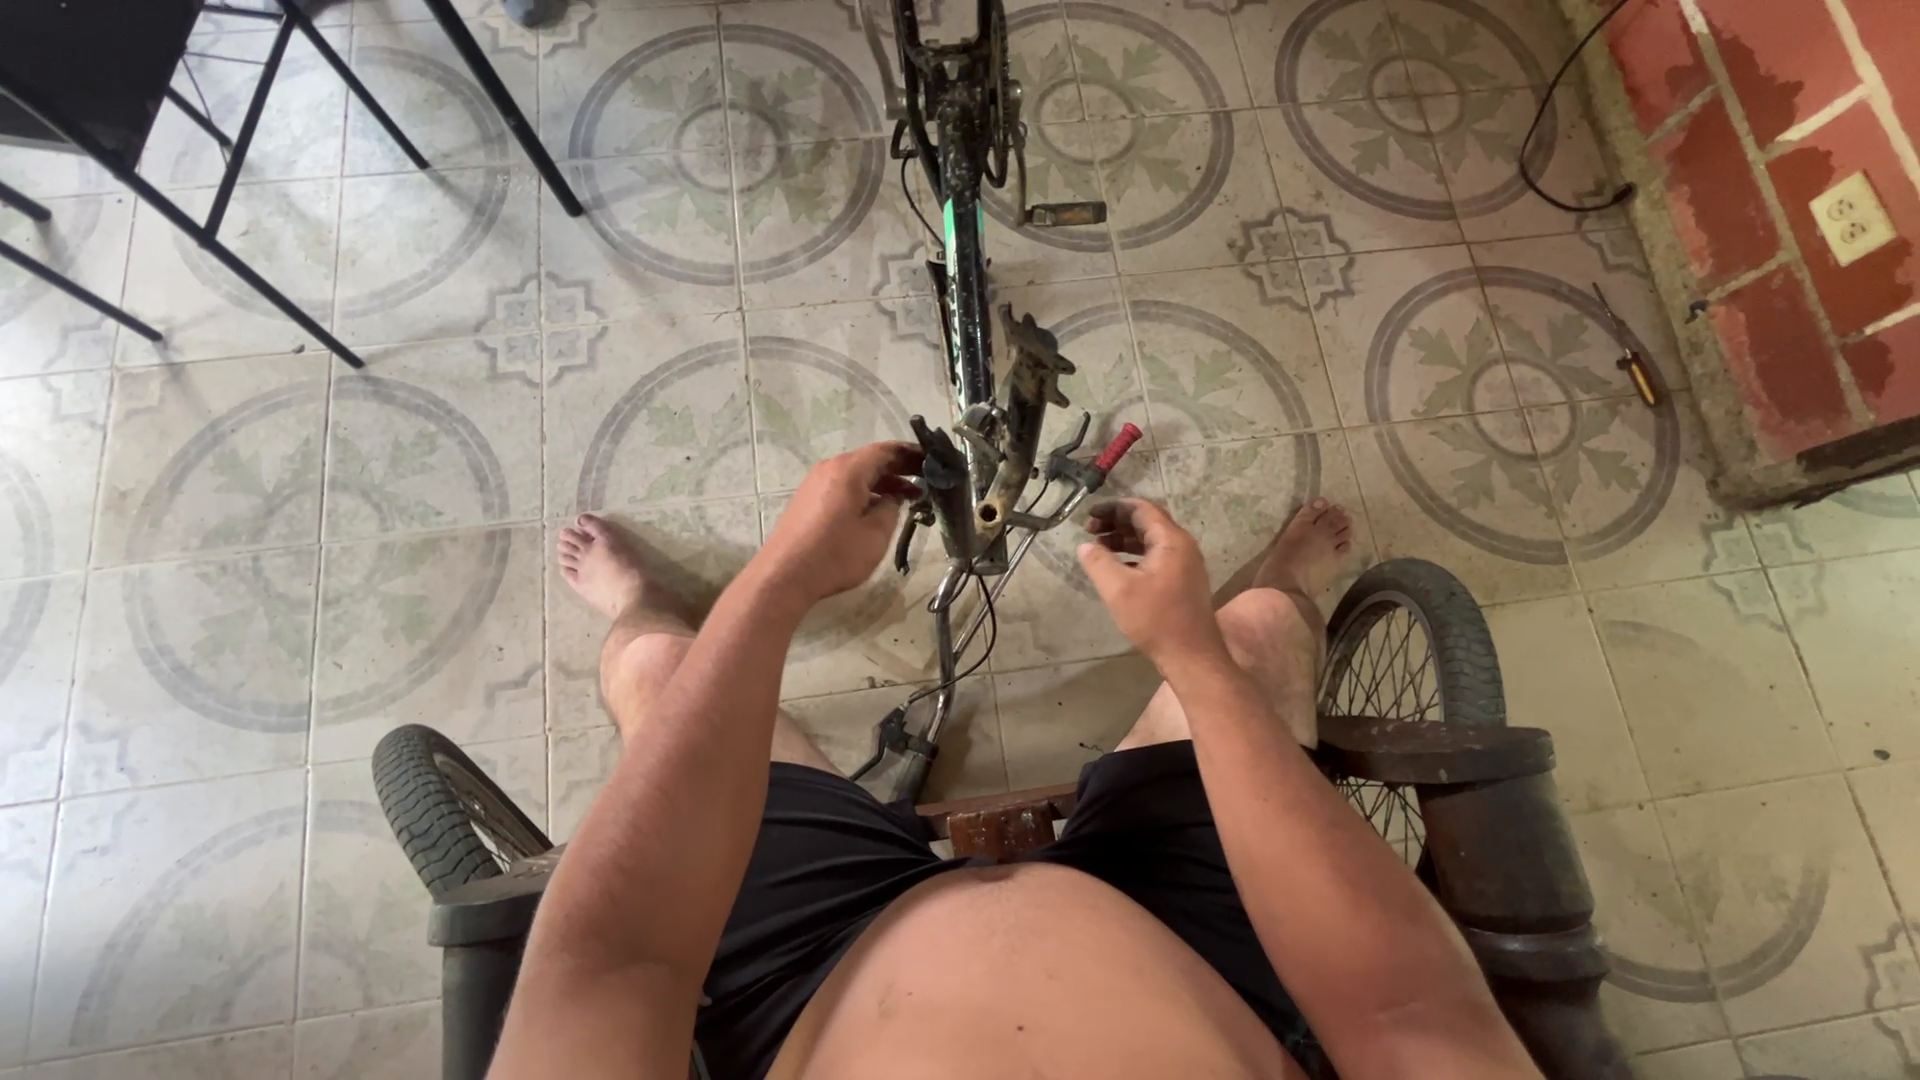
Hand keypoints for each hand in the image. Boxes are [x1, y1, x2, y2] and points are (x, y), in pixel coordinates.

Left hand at [759, 441, 921, 603]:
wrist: (784, 576)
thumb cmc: (835, 555)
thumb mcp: (876, 534)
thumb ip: (890, 508)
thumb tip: (892, 497)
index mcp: (848, 470)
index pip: (886, 450)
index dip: (911, 454)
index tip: (932, 461)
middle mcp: (829, 469)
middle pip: (870, 460)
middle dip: (898, 468)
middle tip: (925, 479)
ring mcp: (815, 484)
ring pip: (856, 475)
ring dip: (882, 482)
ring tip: (906, 498)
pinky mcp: (808, 501)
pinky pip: (842, 487)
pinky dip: (864, 492)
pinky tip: (876, 509)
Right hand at [1077, 498, 1228, 668]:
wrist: (1192, 655)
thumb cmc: (1155, 619)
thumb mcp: (1118, 589)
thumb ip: (1098, 562)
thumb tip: (1085, 545)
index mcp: (1171, 541)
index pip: (1141, 509)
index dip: (1113, 508)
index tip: (1089, 515)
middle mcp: (1182, 546)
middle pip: (1147, 522)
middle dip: (1116, 522)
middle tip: (1089, 530)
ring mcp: (1185, 564)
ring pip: (1151, 540)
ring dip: (1124, 539)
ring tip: (1098, 547)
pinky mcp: (1183, 580)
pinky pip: (1156, 556)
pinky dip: (1134, 555)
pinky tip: (1116, 566)